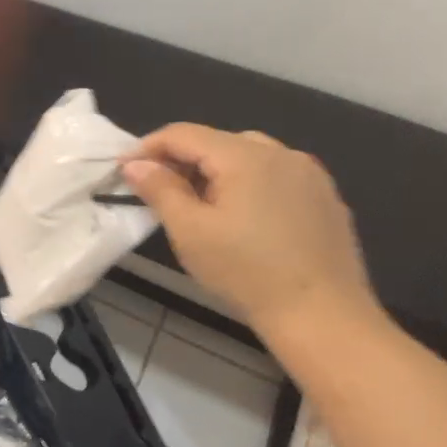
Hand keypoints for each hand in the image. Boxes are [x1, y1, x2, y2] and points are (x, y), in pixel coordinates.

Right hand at [123, 124, 378, 332]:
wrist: (321, 312)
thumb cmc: (245, 269)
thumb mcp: (189, 230)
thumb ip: (160, 189)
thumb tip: (135, 164)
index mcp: (245, 157)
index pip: (184, 134)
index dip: (147, 147)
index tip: (122, 171)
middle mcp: (282, 154)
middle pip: (217, 141)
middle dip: (181, 159)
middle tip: (156, 190)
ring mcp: (309, 174)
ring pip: (249, 155)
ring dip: (214, 170)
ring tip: (197, 203)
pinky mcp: (324, 198)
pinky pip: (275, 175)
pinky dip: (246, 183)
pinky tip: (239, 216)